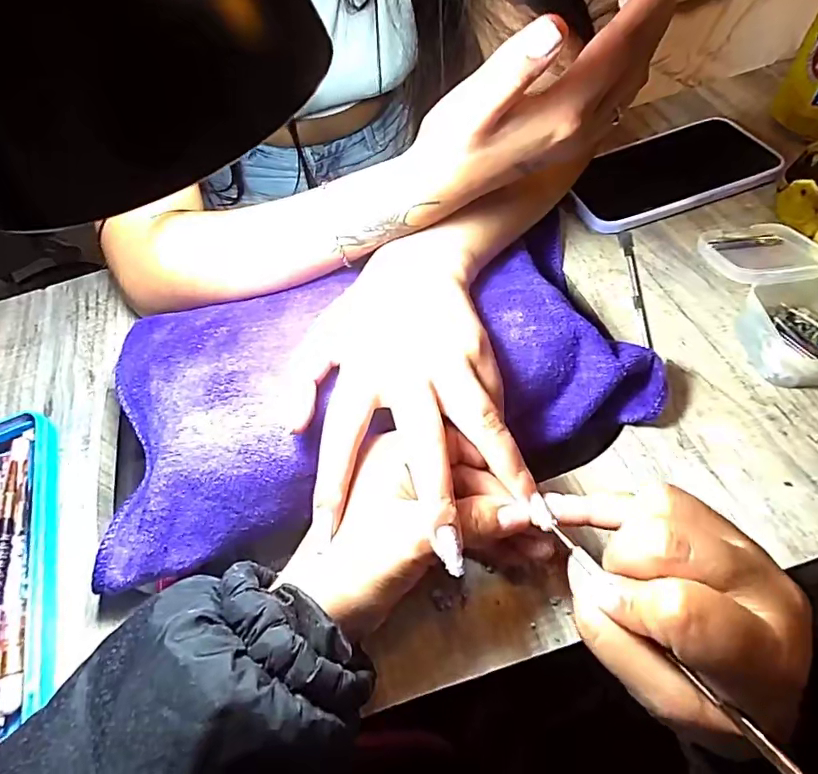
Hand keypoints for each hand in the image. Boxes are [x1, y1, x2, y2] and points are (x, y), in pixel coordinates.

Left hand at [276, 431, 568, 636]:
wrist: (324, 608)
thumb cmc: (356, 564)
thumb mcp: (413, 540)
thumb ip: (468, 522)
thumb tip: (523, 514)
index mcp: (394, 448)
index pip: (459, 449)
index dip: (498, 477)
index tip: (533, 505)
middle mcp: (404, 462)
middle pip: (468, 475)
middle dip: (506, 505)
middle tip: (544, 533)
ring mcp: (411, 492)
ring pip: (468, 500)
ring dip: (503, 525)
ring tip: (539, 550)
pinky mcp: (417, 520)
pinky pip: (460, 520)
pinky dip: (487, 536)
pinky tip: (517, 553)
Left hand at [288, 238, 546, 572]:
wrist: (416, 266)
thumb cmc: (363, 311)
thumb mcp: (321, 338)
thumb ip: (301, 382)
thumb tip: (290, 429)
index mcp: (360, 372)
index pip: (342, 438)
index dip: (333, 488)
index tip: (326, 536)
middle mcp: (407, 374)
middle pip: (423, 443)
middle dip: (435, 499)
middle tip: (442, 550)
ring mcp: (449, 367)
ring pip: (480, 428)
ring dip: (502, 477)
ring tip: (525, 520)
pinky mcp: (480, 360)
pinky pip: (495, 409)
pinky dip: (512, 447)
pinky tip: (527, 483)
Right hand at [403, 0, 701, 207]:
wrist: (444, 186)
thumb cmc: (451, 144)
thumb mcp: (473, 103)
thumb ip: (514, 66)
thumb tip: (555, 26)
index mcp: (568, 107)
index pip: (624, 39)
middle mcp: (587, 121)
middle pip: (640, 52)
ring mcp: (584, 131)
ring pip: (634, 69)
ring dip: (648, 26)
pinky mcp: (574, 135)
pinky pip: (619, 87)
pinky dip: (630, 53)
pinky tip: (616, 41)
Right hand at [559, 486, 811, 757]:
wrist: (762, 679)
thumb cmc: (722, 699)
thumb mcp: (673, 706)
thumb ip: (620, 648)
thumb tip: (585, 589)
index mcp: (760, 649)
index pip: (682, 606)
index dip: (629, 602)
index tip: (606, 608)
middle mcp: (758, 585)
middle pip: (665, 541)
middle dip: (621, 565)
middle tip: (617, 595)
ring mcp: (739, 545)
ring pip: (658, 509)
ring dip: (622, 539)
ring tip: (625, 571)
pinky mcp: (712, 519)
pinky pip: (652, 494)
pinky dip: (602, 504)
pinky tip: (569, 510)